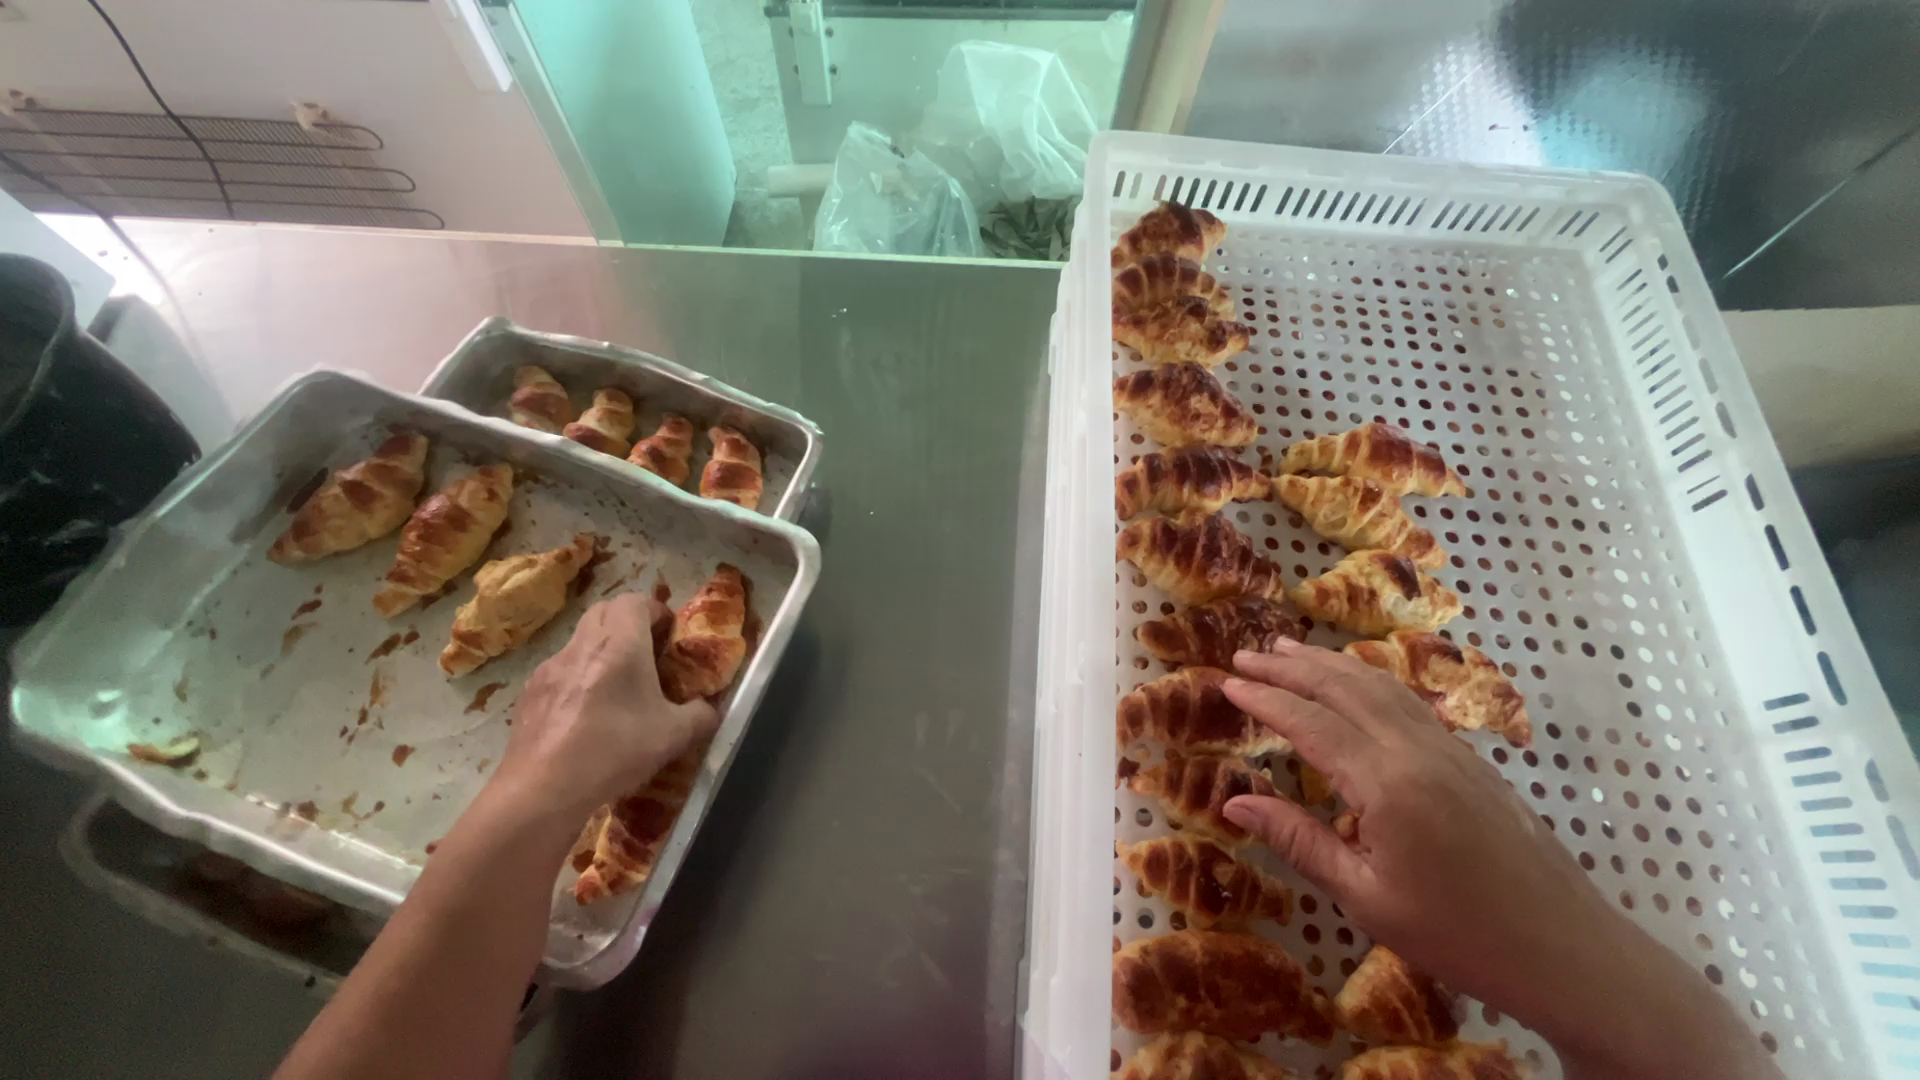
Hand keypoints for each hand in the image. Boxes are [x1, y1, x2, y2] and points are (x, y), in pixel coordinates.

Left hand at [492, 593, 717, 818]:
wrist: (542, 790)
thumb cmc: (614, 750)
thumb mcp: (674, 736)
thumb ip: (701, 715)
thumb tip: (709, 710)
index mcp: (621, 644)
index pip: (636, 600)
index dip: (656, 611)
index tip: (669, 635)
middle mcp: (582, 645)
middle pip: (605, 611)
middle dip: (628, 623)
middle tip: (647, 653)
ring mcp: (550, 668)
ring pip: (580, 641)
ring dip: (601, 651)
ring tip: (617, 688)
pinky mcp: (529, 694)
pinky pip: (560, 672)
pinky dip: (577, 679)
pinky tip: (585, 716)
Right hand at [1220, 640, 1780, 1079]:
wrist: (1573, 955)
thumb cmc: (1460, 936)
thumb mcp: (1366, 898)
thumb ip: (1298, 840)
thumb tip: (1233, 802)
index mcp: (1387, 784)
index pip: (1311, 724)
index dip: (1265, 700)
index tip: (1226, 684)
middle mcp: (1417, 751)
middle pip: (1344, 688)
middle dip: (1290, 667)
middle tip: (1245, 654)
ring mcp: (1450, 749)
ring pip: (1379, 686)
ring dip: (1328, 663)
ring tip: (1287, 649)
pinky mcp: (1470, 759)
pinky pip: (1407, 700)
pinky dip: (1366, 678)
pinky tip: (1354, 682)